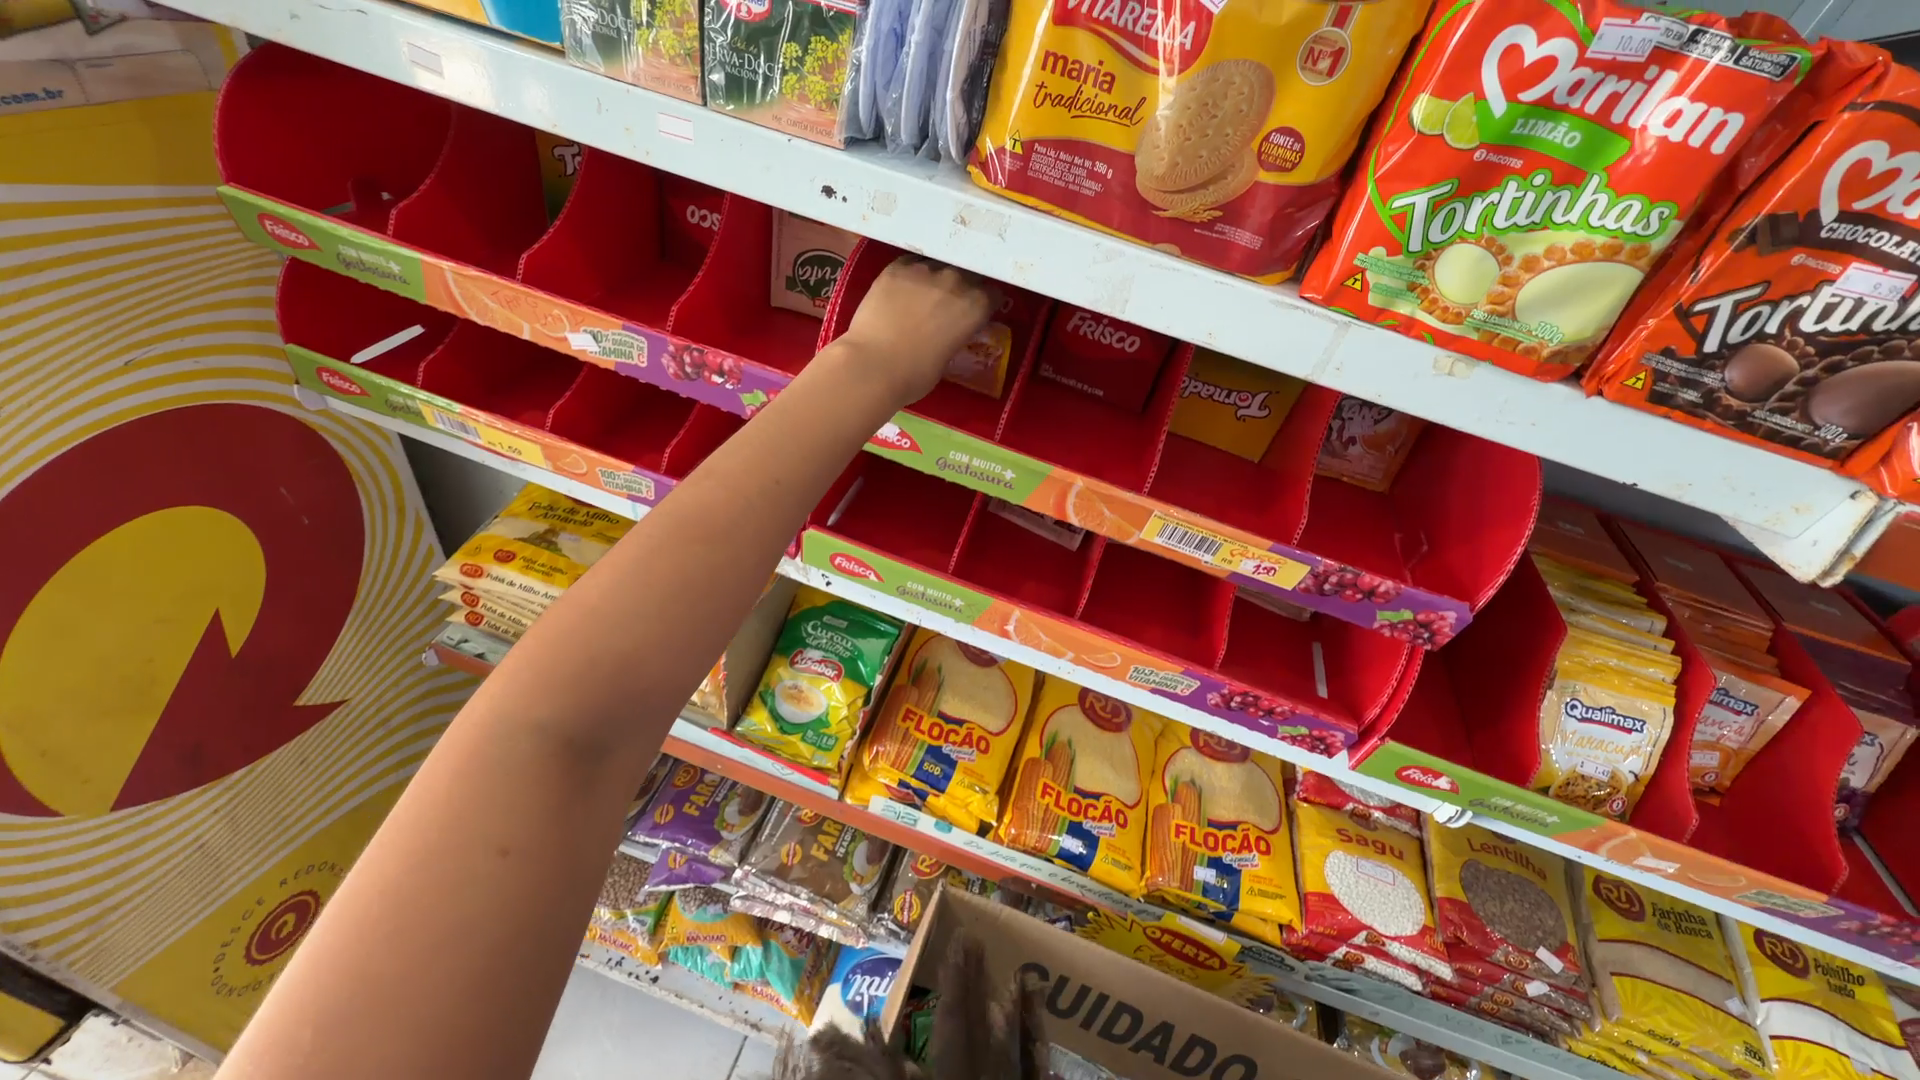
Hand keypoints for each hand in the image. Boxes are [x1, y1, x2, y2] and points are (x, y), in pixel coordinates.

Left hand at [833, 257, 995, 406]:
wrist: (874, 366)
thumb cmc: (915, 375)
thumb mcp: (948, 357)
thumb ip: (955, 334)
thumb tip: (948, 330)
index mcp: (976, 306)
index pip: (991, 293)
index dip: (984, 303)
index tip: (976, 311)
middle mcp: (956, 280)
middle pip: (967, 274)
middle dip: (961, 288)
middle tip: (947, 304)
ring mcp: (924, 270)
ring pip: (937, 266)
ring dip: (934, 280)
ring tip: (922, 296)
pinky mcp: (896, 267)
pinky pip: (910, 264)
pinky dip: (910, 275)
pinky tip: (901, 289)